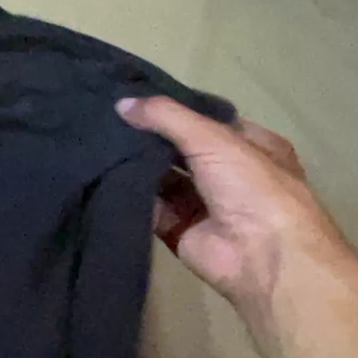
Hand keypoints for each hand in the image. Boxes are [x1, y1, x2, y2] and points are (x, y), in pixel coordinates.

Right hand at [115, 96, 352, 325]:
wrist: (265, 260)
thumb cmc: (254, 189)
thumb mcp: (214, 138)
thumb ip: (166, 117)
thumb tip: (121, 103)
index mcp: (251, 147)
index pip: (205, 119)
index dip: (173, 109)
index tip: (131, 98)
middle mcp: (228, 173)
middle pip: (177, 148)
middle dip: (145, 136)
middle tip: (103, 119)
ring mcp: (203, 202)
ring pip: (159, 176)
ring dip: (133, 164)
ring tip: (93, 143)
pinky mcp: (178, 227)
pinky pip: (146, 205)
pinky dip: (126, 193)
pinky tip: (99, 175)